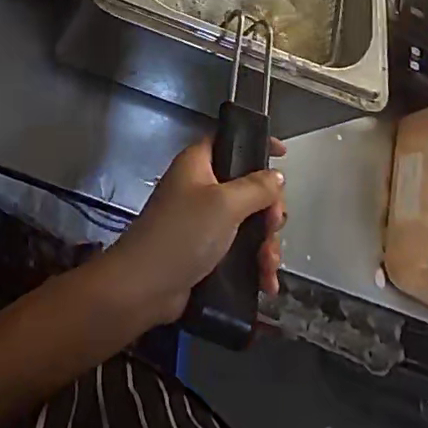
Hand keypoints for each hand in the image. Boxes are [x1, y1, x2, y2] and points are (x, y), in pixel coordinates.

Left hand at [98, 136, 286, 328]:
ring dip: (265, 244)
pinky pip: (239, 250)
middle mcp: (199, 188)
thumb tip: (276, 176)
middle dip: (268, 210)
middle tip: (273, 226)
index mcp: (197, 164)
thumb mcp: (224, 204)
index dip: (255, 144)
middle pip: (247, 186)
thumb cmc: (183, 234)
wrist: (145, 286)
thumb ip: (256, 187)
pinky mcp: (205, 251)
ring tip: (268, 265)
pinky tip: (266, 282)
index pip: (229, 141)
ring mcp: (202, 221)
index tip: (283, 153)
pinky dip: (255, 263)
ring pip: (248, 222)